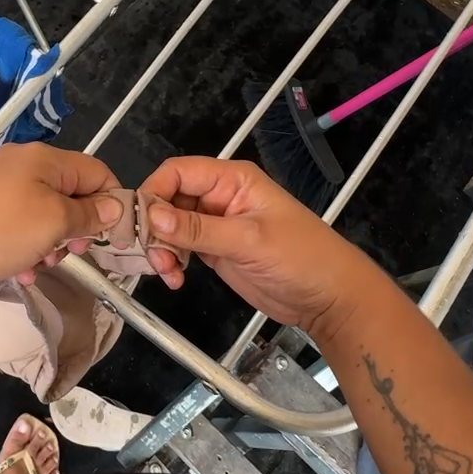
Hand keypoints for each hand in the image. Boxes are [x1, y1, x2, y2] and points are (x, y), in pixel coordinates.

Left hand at [0, 143, 126, 301]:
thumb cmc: (0, 232)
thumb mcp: (54, 223)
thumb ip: (89, 213)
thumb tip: (114, 205)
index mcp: (43, 157)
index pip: (96, 170)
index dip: (112, 201)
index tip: (114, 236)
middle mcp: (20, 163)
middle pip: (69, 192)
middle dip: (77, 226)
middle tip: (72, 253)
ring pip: (43, 212)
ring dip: (50, 242)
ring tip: (39, 266)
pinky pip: (17, 225)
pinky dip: (25, 246)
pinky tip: (19, 270)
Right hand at [138, 157, 389, 336]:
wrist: (331, 300)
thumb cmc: (302, 259)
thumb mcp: (249, 240)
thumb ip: (198, 229)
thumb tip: (151, 217)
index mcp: (231, 180)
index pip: (178, 173)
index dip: (154, 192)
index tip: (141, 223)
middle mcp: (218, 196)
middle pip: (168, 199)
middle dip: (154, 226)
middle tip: (153, 256)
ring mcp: (215, 223)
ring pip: (169, 225)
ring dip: (161, 248)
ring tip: (168, 272)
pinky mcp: (214, 249)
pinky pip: (180, 247)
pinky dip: (171, 261)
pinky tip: (176, 278)